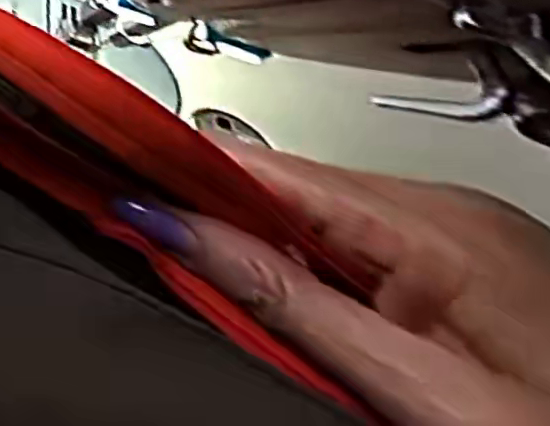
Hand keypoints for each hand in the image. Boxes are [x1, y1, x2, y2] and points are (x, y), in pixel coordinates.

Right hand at [115, 143, 549, 424]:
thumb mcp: (418, 390)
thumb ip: (273, 294)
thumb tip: (159, 221)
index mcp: (429, 221)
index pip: (247, 160)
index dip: (163, 161)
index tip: (99, 166)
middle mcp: (434, 209)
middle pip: (264, 180)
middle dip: (198, 207)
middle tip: (136, 229)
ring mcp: (446, 234)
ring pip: (291, 208)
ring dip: (238, 236)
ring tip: (198, 266)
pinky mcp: (450, 264)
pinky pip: (330, 235)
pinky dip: (282, 254)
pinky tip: (266, 282)